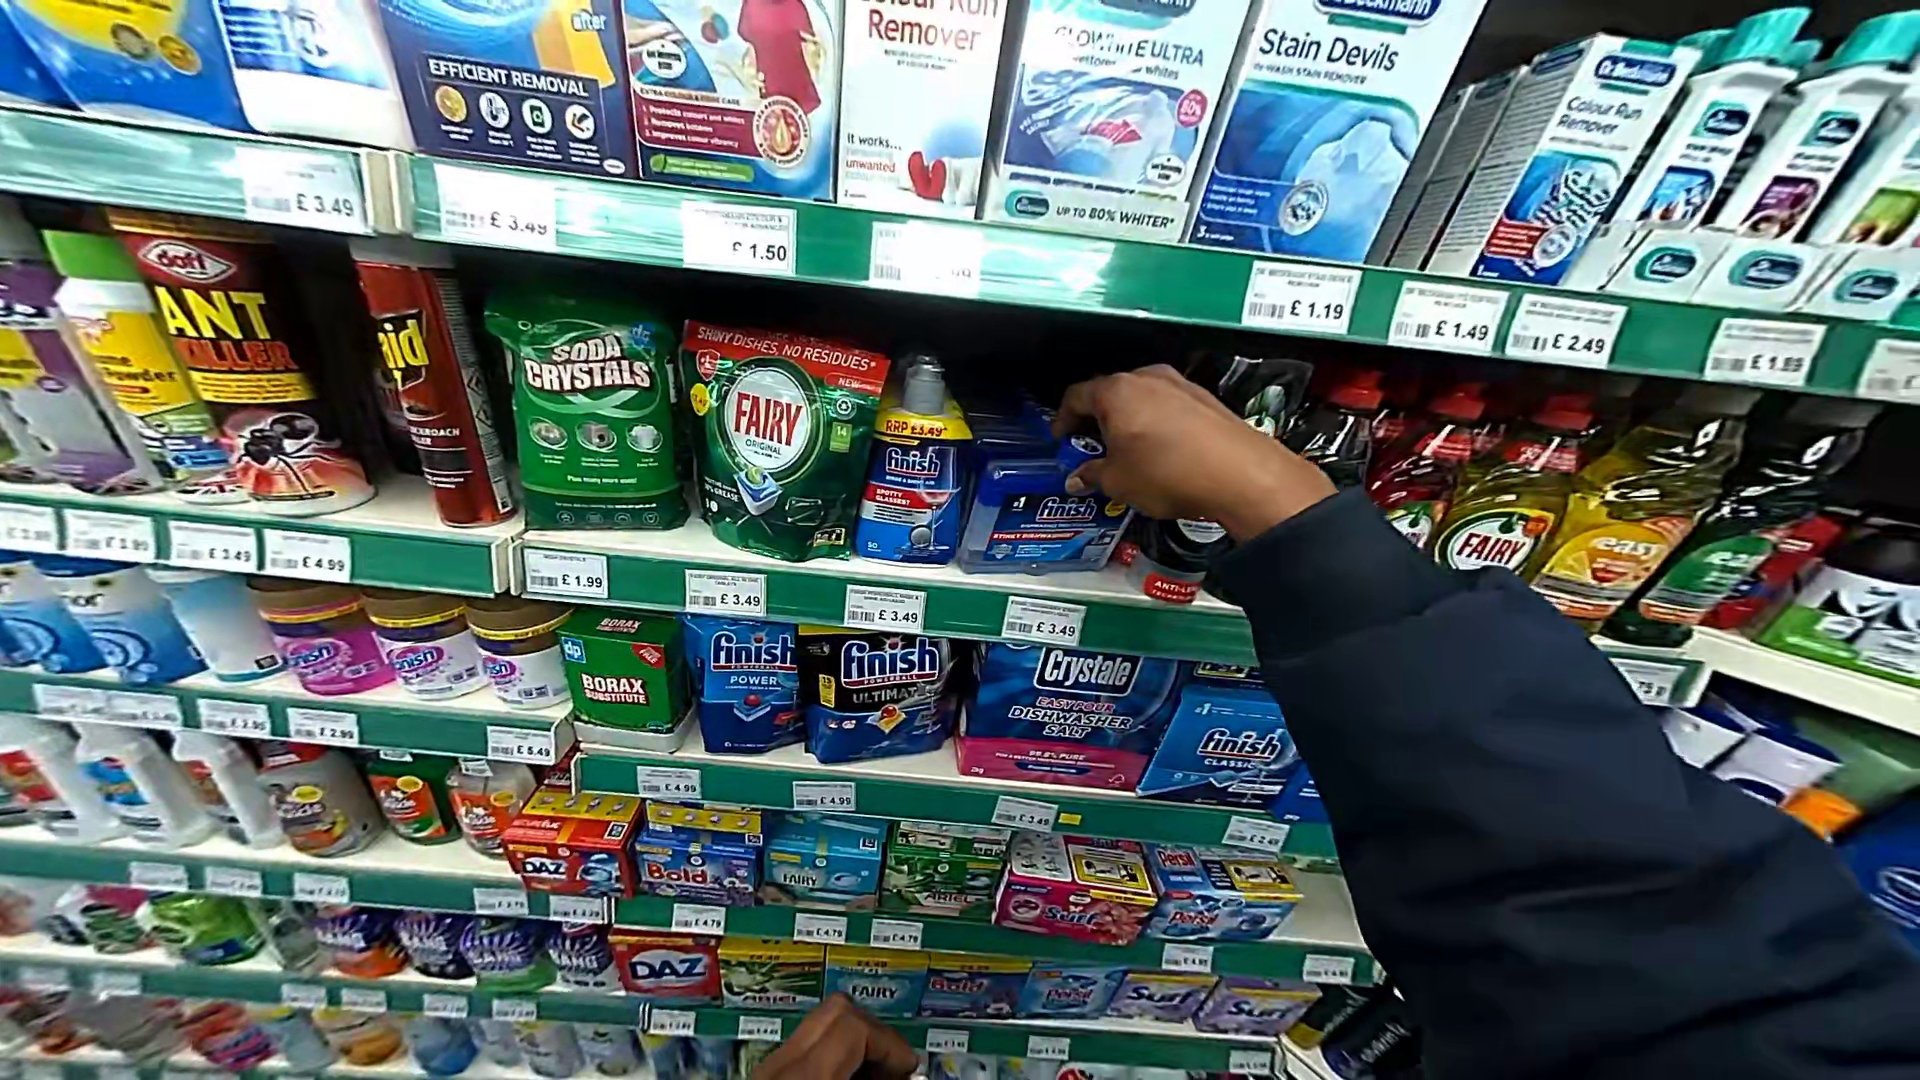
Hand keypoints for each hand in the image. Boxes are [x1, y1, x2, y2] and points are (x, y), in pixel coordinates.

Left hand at [750, 995, 916, 1079]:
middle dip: (873, 1029)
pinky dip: (830, 1054)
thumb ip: (878, 1077)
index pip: (854, 1025)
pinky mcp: (761, 1076)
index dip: (891, 1041)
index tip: (909, 1064)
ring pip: (817, 1024)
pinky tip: (846, 1078)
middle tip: (894, 1063)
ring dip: (852, 1038)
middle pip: (835, 1011)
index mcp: (804, 1073)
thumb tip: (908, 1066)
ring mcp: (765, 1068)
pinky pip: (802, 1048)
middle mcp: (778, 1062)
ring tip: (874, 1071)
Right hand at [1053, 365, 1335, 539]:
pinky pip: (1167, 406)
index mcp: (1117, 391)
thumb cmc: (1169, 472)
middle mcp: (1147, 378)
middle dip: (1095, 419)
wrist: (1240, 474)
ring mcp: (1180, 384)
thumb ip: (1092, 475)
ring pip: (1140, 398)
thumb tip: (1078, 477)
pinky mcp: (1205, 398)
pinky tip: (1158, 451)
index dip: (1062, 418)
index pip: (1075, 396)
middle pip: (1109, 393)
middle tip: (1089, 446)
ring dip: (1127, 421)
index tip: (1061, 437)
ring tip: (1125, 451)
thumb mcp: (1118, 481)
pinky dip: (1154, 423)